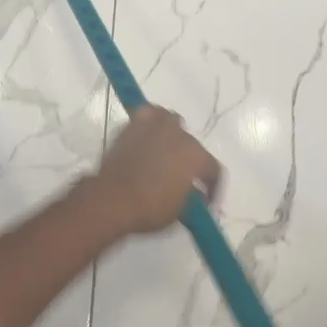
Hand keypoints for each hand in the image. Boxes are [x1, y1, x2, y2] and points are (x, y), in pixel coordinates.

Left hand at [81, 106, 222, 236]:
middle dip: (190, 161)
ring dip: (173, 135)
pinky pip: (148, 115)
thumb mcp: (181, 211)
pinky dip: (151, 123)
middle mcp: (179, 134)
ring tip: (166, 152)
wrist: (112, 198)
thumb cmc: (150, 208)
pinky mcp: (133, 123)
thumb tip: (194, 192)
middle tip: (183, 178)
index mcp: (196, 156)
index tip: (206, 201)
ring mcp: (155, 125)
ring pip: (171, 122)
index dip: (212, 187)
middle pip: (192, 144)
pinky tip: (148, 136)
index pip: (214, 169)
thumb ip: (192, 196)